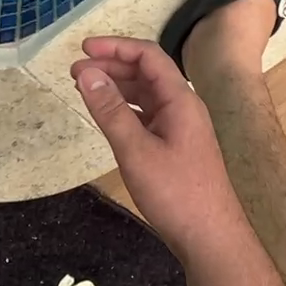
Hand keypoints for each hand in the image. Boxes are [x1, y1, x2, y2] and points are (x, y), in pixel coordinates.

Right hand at [71, 36, 248, 256]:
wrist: (211, 238)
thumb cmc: (176, 193)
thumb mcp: (136, 150)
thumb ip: (110, 111)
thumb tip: (86, 73)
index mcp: (180, 100)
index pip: (148, 56)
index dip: (116, 47)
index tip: (84, 49)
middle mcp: (183, 107)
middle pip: (146, 73)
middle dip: (111, 67)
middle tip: (75, 72)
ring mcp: (180, 128)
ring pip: (145, 96)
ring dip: (117, 88)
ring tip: (84, 90)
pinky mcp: (174, 147)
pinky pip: (147, 117)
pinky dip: (124, 111)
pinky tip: (106, 117)